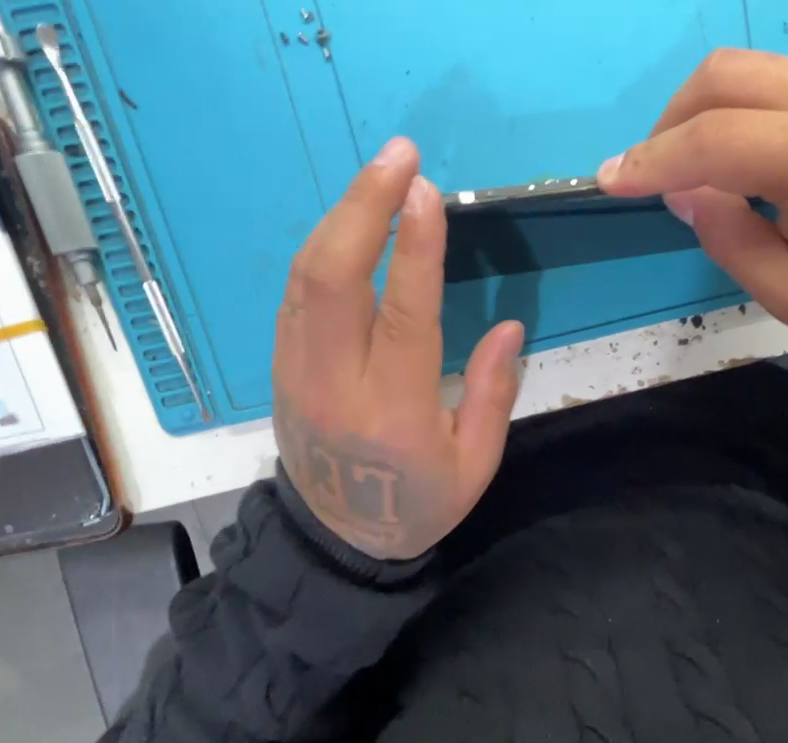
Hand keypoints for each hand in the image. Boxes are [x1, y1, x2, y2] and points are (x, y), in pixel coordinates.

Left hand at [273, 136, 525, 559]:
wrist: (340, 538)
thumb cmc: (418, 504)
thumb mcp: (474, 465)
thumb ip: (491, 394)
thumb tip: (507, 326)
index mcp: (394, 413)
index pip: (403, 316)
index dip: (415, 250)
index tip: (427, 190)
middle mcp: (335, 384)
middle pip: (333, 278)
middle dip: (363, 206)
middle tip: (399, 158)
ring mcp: (297, 373)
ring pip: (306, 277)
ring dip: (341, 218)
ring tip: (380, 179)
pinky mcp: (281, 367)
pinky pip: (296, 296)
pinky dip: (324, 251)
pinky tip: (351, 227)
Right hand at [598, 49, 787, 352]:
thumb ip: (728, 236)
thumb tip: (685, 191)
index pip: (714, 138)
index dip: (651, 159)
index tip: (610, 180)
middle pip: (726, 75)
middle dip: (672, 120)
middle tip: (652, 173)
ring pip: (756, 68)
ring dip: (708, 110)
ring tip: (695, 166)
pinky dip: (750, 109)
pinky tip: (748, 155)